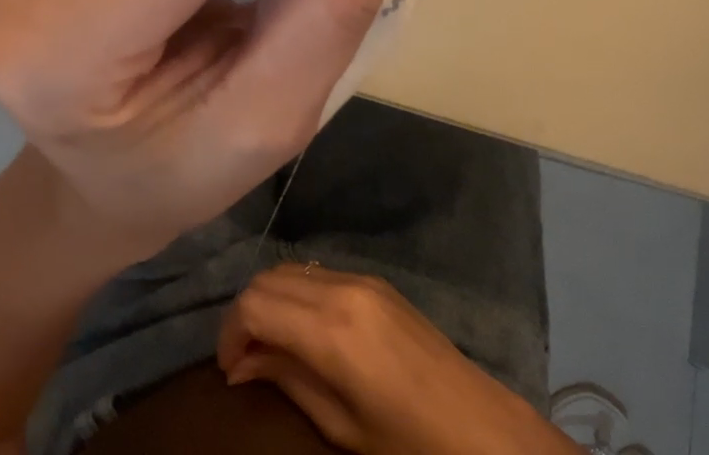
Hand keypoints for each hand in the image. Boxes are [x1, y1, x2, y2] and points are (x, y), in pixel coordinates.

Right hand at [219, 264, 568, 454]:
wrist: (480, 426)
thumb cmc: (408, 439)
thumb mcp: (339, 423)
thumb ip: (286, 380)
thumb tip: (240, 366)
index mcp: (330, 328)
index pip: (253, 305)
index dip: (229, 334)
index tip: (229, 369)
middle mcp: (341, 289)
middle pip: (266, 279)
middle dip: (244, 315)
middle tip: (243, 359)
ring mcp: (362, 279)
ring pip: (289, 270)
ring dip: (268, 301)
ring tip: (269, 345)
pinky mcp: (377, 282)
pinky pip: (317, 274)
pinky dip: (295, 294)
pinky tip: (301, 330)